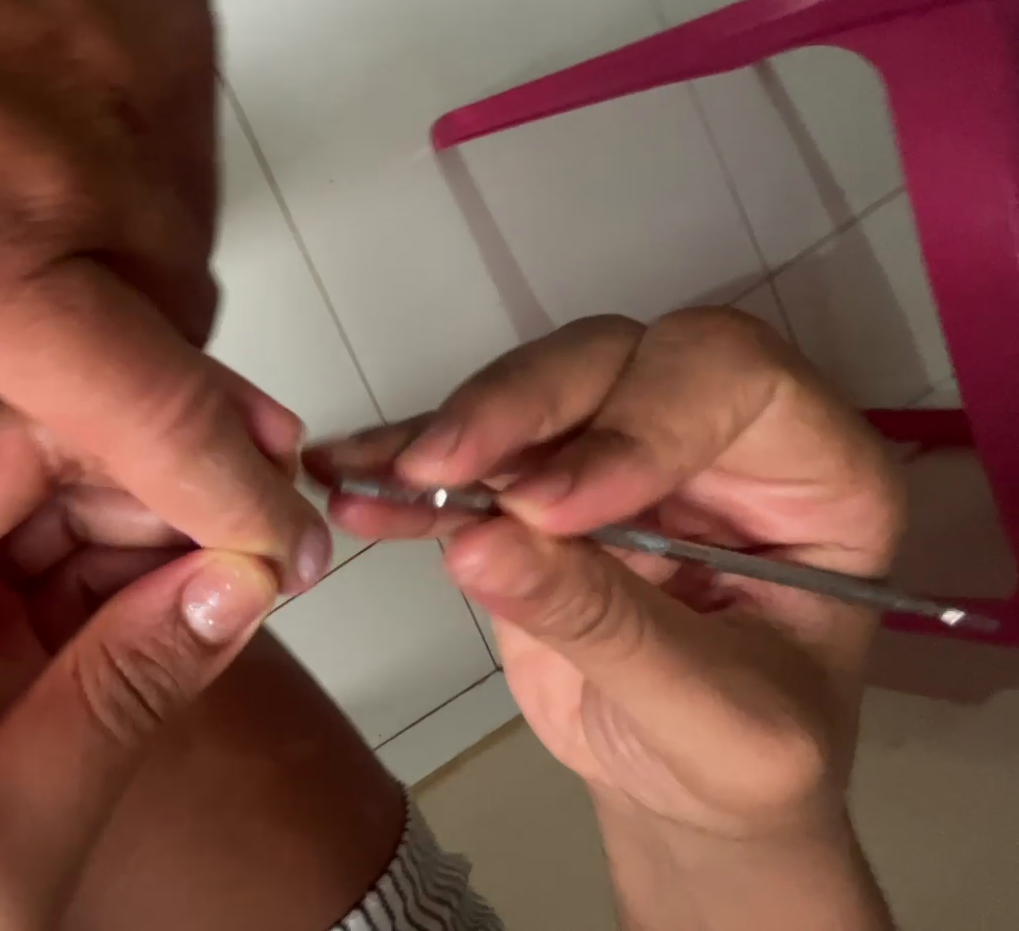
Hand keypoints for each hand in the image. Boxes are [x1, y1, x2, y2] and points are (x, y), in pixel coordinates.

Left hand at [0, 403, 280, 930]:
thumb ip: (119, 696)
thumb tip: (237, 577)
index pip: (7, 442)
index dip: (141, 433)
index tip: (260, 456)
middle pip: (43, 458)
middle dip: (168, 474)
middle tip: (288, 503)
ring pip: (69, 506)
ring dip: (173, 522)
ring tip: (273, 548)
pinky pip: (73, 570)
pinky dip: (151, 577)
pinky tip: (215, 587)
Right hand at [306, 311, 903, 841]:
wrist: (671, 779)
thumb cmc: (737, 755)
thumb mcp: (711, 716)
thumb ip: (601, 622)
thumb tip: (476, 547)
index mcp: (799, 471)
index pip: (723, 379)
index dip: (632, 422)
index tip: (546, 509)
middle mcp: (695, 436)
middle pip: (601, 362)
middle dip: (509, 409)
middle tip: (432, 468)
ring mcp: (595, 452)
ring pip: (508, 400)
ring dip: (428, 438)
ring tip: (360, 478)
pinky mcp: (511, 484)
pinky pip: (448, 460)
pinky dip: (390, 471)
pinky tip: (342, 481)